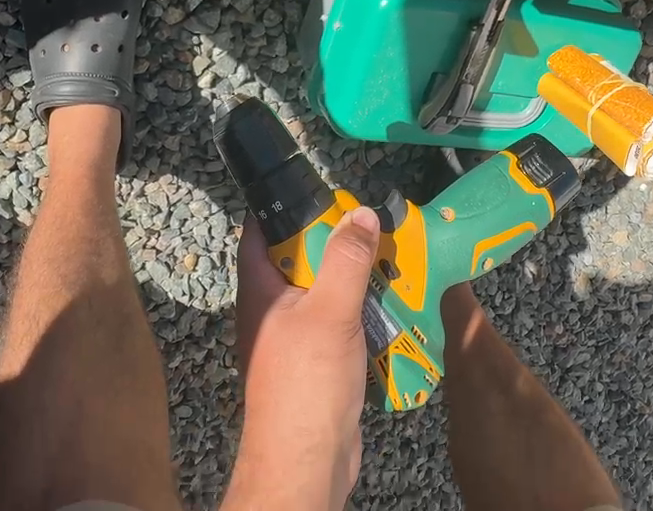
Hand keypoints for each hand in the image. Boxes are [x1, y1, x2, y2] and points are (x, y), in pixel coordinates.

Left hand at [222, 207, 380, 510]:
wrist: (308, 466)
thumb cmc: (306, 384)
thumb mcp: (329, 312)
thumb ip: (346, 261)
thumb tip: (362, 213)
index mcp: (260, 289)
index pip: (261, 230)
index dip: (284, 204)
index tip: (319, 186)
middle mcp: (273, 308)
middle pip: (301, 259)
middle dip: (334, 241)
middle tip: (371, 221)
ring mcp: (295, 337)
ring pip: (325, 291)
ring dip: (354, 277)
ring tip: (390, 254)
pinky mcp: (319, 361)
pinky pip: (340, 322)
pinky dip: (363, 310)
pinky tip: (392, 300)